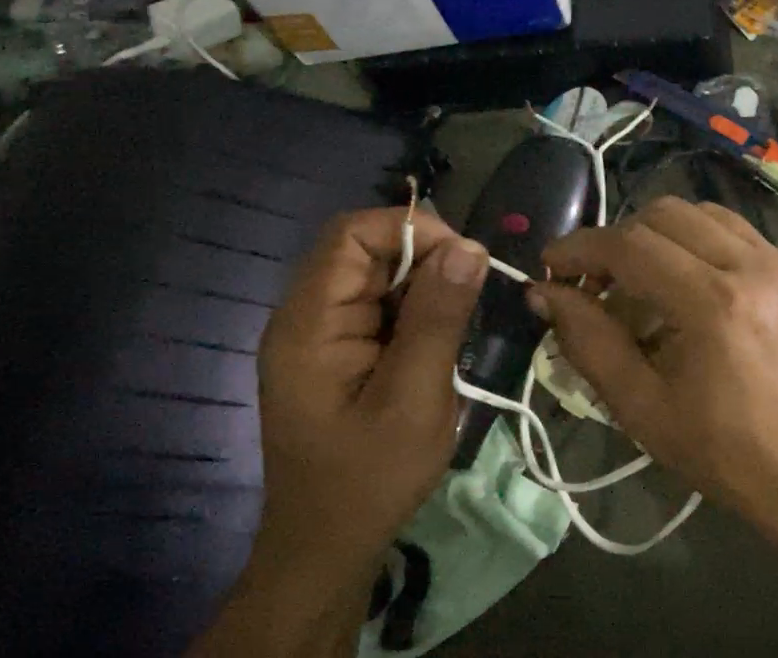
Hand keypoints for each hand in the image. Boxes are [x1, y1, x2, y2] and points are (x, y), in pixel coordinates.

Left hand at [252, 209, 487, 586]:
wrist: (328, 547)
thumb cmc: (368, 477)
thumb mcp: (415, 397)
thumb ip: (438, 318)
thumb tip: (469, 246)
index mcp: (309, 323)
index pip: (351, 234)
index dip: (411, 231)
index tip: (465, 261)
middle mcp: (306, 318)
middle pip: (365, 251)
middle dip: (426, 260)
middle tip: (471, 299)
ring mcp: (320, 336)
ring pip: (379, 277)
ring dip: (427, 288)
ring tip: (457, 327)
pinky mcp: (338, 353)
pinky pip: (381, 307)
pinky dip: (418, 312)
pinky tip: (438, 345)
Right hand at [530, 196, 777, 529]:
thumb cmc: (716, 447)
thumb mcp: (638, 404)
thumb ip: (587, 340)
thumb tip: (543, 292)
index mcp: (714, 303)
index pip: (632, 246)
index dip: (582, 248)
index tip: (551, 266)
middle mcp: (751, 266)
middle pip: (666, 214)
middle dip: (619, 240)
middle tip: (596, 282)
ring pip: (701, 213)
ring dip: (658, 235)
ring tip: (639, 282)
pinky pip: (733, 230)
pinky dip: (697, 242)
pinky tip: (684, 283)